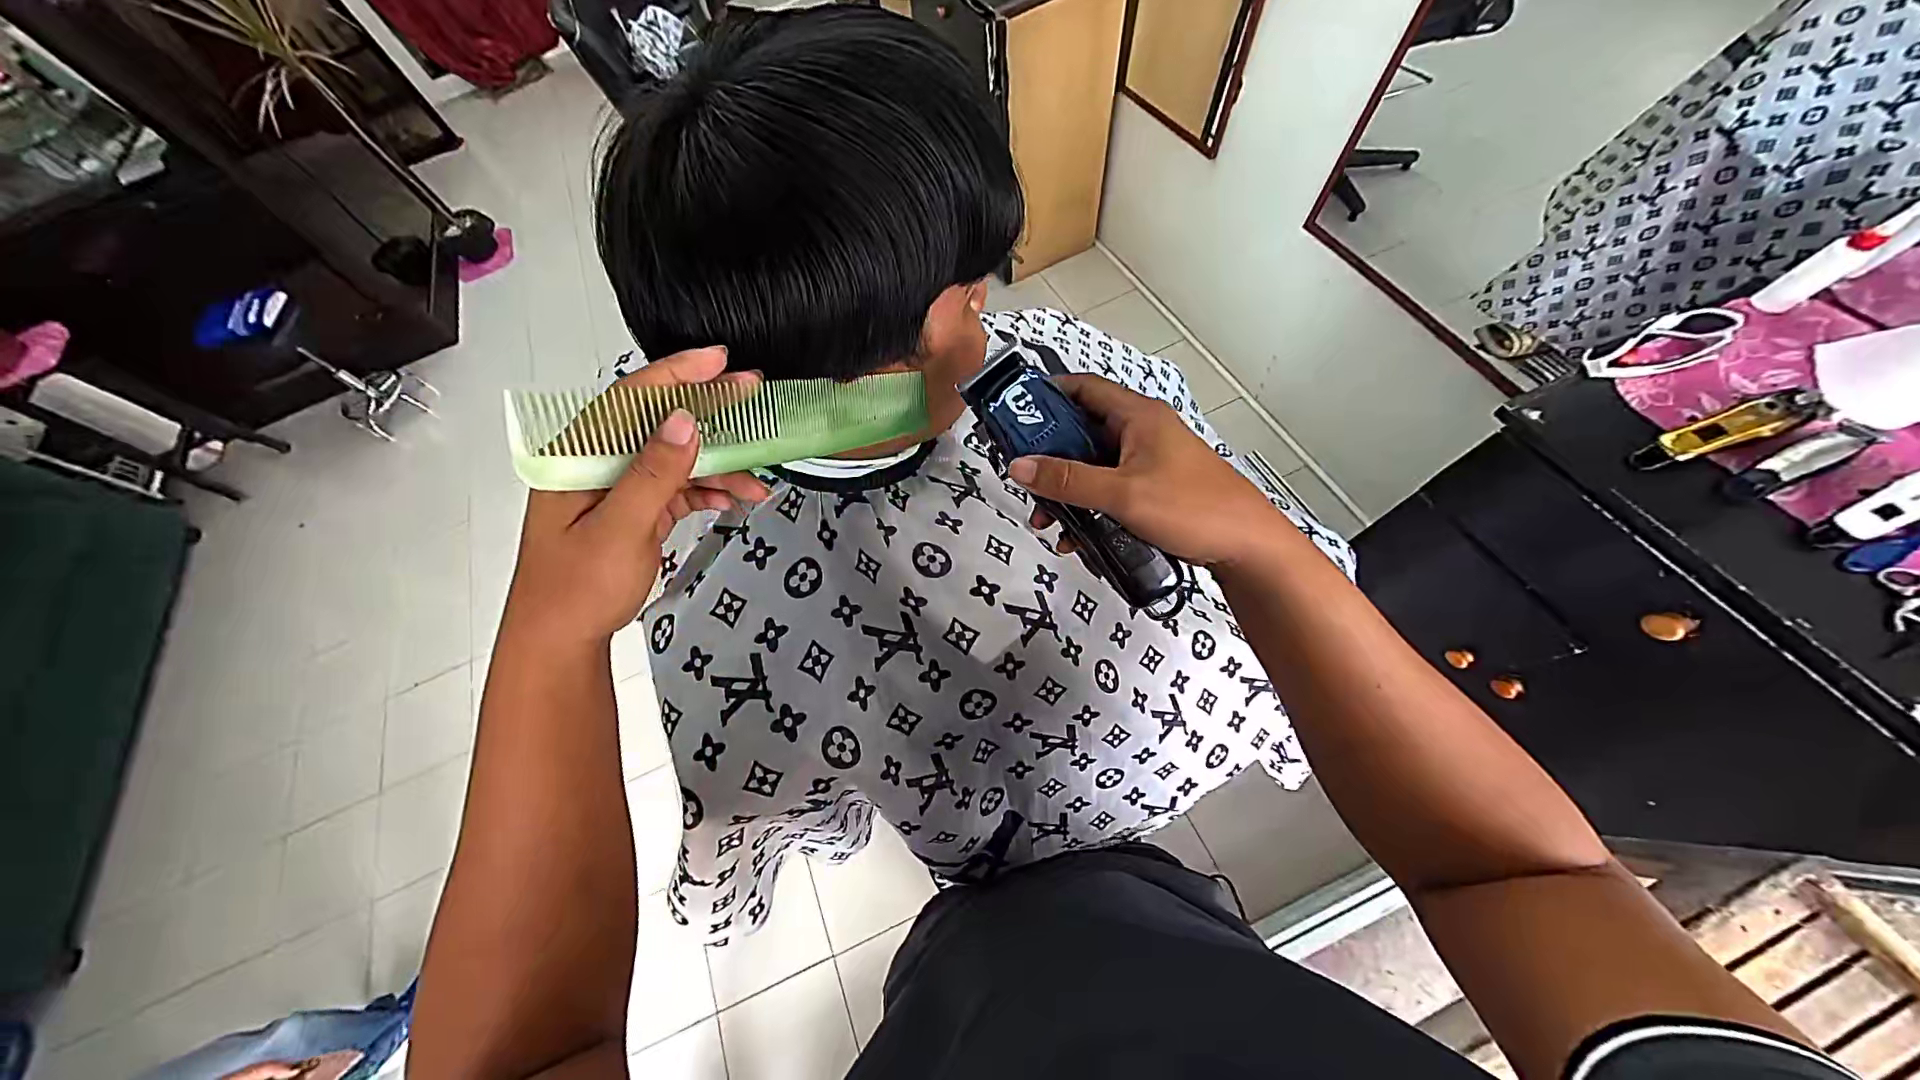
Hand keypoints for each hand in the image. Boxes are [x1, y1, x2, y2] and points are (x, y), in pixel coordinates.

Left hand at [503, 347, 770, 643]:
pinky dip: (708, 490)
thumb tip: (683, 423)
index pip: (631, 399)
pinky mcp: (635, 509)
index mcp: (578, 457)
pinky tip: (732, 497)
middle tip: (751, 397)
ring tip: (756, 477)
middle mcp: (598, 464)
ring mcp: (618, 487)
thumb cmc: (573, 592)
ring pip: (676, 458)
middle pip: (659, 423)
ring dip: (719, 466)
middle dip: (710, 414)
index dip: (678, 375)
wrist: (562, 641)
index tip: (719, 362)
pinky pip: (678, 487)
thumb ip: (653, 473)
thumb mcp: (619, 529)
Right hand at [1007, 374, 1281, 566]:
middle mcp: (1142, 433)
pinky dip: (1090, 506)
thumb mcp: (1122, 493)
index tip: (1016, 413)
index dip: (1047, 395)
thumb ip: (1069, 480)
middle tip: (1026, 477)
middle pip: (1082, 431)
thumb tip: (1022, 466)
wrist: (1246, 546)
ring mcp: (1148, 461)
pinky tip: (1079, 535)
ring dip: (1068, 489)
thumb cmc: (1198, 509)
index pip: (1083, 388)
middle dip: (1050, 457)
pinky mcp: (1152, 488)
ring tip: (1048, 518)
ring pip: (1094, 466)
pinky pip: (1109, 489)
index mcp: (1138, 416)